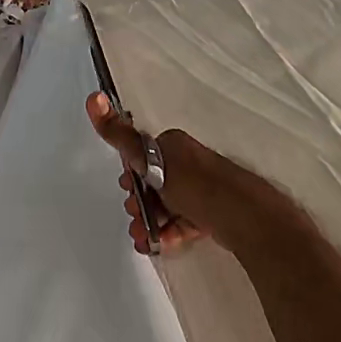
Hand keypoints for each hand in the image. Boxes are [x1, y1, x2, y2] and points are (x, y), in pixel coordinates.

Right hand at [85, 92, 305, 254]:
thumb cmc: (196, 186)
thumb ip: (120, 136)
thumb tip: (94, 97)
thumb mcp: (150, 160)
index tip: (127, 193)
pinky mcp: (214, 212)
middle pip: (154, 184)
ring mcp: (204, 189)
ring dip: (152, 222)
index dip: (130, 177)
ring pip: (168, 206)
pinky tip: (163, 244)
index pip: (142, 158)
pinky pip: (185, 221)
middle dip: (140, 204)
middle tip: (137, 219)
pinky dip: (171, 232)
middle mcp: (190, 163)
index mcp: (174, 146)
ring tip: (146, 238)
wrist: (246, 219)